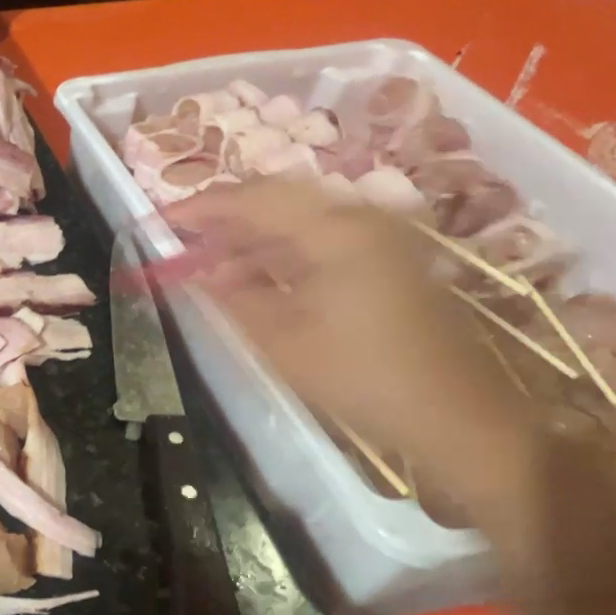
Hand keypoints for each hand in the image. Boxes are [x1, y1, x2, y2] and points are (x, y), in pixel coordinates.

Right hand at [166, 180, 542, 510]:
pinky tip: (250, 281)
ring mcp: (379, 238)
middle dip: (222, 221)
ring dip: (249, 240)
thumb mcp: (280, 339)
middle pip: (276, 200)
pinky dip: (279, 254)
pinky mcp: (387, 261)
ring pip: (297, 220)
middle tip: (179, 244)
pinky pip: (319, 241)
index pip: (253, 198)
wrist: (458, 416)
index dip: (199, 208)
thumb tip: (193, 271)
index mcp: (337, 230)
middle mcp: (361, 219)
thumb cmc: (362, 377)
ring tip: (206, 269)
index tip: (157, 223)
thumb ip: (229, 294)